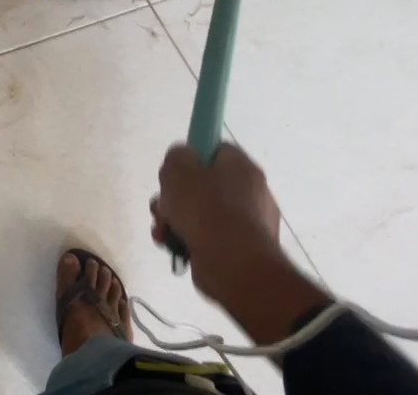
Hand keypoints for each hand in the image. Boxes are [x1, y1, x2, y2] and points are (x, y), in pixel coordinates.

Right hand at [150, 144, 328, 342]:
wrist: (235, 267)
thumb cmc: (205, 210)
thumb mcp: (178, 169)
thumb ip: (178, 154)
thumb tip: (186, 159)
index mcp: (243, 168)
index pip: (216, 149)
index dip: (192, 155)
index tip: (176, 169)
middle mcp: (253, 193)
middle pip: (205, 183)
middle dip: (176, 194)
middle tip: (163, 203)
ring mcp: (251, 224)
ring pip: (203, 211)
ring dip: (176, 218)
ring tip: (163, 229)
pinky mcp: (244, 249)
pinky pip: (210, 236)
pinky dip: (190, 238)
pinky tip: (173, 244)